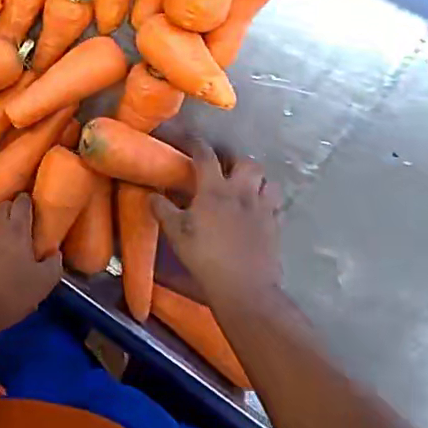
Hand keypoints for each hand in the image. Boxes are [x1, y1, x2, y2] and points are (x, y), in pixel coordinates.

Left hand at [0, 195, 62, 336]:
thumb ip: (54, 263)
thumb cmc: (9, 295)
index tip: (32, 217)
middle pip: (4, 206)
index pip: (23, 200)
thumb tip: (54, 251)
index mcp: (16, 227)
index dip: (28, 205)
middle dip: (12, 214)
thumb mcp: (43, 284)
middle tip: (18, 233)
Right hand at [151, 140, 284, 309]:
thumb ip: (163, 210)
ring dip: (257, 180)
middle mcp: (242, 193)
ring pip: (268, 181)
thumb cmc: (205, 257)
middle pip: (246, 162)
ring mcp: (263, 209)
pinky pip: (275, 205)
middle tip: (224, 168)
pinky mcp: (276, 226)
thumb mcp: (176, 233)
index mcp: (215, 190)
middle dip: (235, 160)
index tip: (190, 140)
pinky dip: (267, 202)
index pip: (206, 156)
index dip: (197, 144)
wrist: (244, 288)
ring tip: (245, 187)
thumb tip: (152, 195)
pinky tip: (257, 211)